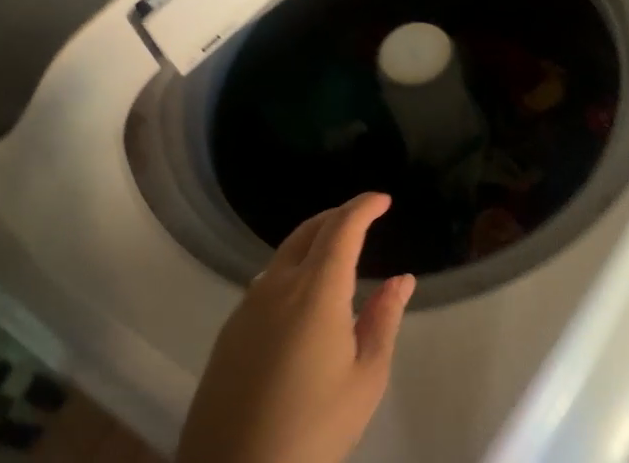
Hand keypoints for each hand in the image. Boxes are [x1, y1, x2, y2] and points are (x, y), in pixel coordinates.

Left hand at [177, 193, 415, 462]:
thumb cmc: (314, 427)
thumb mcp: (366, 377)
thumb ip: (384, 320)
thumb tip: (401, 280)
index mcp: (316, 292)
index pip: (341, 228)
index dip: (363, 207)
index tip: (383, 200)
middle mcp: (276, 288)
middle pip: (307, 232)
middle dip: (337, 216)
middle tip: (363, 218)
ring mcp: (245, 311)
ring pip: (282, 256)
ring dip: (312, 242)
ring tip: (337, 255)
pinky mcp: (227, 335)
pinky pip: (264, 284)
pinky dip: (291, 270)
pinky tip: (303, 299)